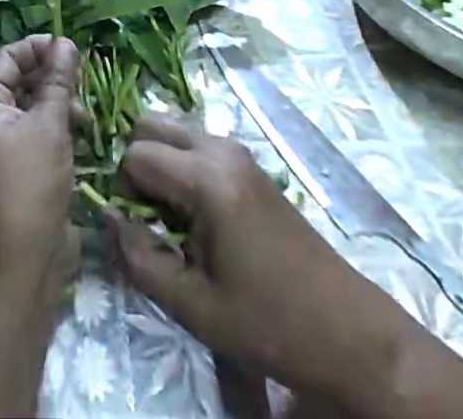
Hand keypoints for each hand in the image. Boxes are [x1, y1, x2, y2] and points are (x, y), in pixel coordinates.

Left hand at [0, 33, 79, 310]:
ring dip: (58, 103)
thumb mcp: (48, 128)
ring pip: (32, 107)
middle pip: (19, 81)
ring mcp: (3, 144)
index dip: (37, 48)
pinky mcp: (20, 166)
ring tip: (86, 114)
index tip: (71, 46)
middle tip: (85, 80)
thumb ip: (57, 83)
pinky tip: (83, 133)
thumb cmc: (30, 186)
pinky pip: (38, 133)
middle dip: (51, 76)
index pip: (7, 59)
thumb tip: (64, 43)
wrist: (20, 261)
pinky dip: (59, 127)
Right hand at [109, 114, 418, 408]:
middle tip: (149, 212)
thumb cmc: (271, 324)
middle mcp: (222, 151)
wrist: (355, 339)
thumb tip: (107, 216)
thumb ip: (137, 256)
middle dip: (136, 162)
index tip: (140, 228)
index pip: (134, 154)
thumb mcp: (192, 306)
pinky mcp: (251, 165)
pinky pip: (195, 142)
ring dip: (158, 161)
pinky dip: (180, 164)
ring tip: (170, 213)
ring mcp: (240, 154)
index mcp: (208, 180)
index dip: (124, 189)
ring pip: (172, 128)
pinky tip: (195, 211)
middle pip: (149, 124)